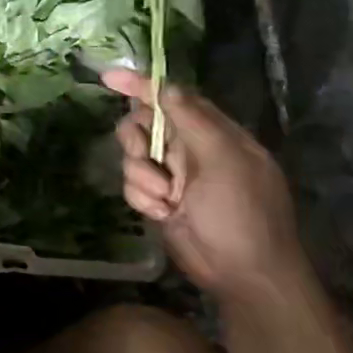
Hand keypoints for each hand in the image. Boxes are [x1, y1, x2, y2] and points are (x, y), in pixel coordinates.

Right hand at [102, 69, 307, 301]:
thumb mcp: (222, 159)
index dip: (141, 85)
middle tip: (148, 156)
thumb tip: (165, 84)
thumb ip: (191, 119)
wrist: (243, 274)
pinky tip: (163, 213)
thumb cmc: (241, 212)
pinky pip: (132, 185)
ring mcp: (173, 175)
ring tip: (165, 198)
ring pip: (132, 156)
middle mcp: (190, 148)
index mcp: (212, 132)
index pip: (171, 97)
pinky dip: (142, 198)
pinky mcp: (158, 199)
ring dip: (141, 176)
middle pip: (142, 124)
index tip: (108, 77)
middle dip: (137, 140)